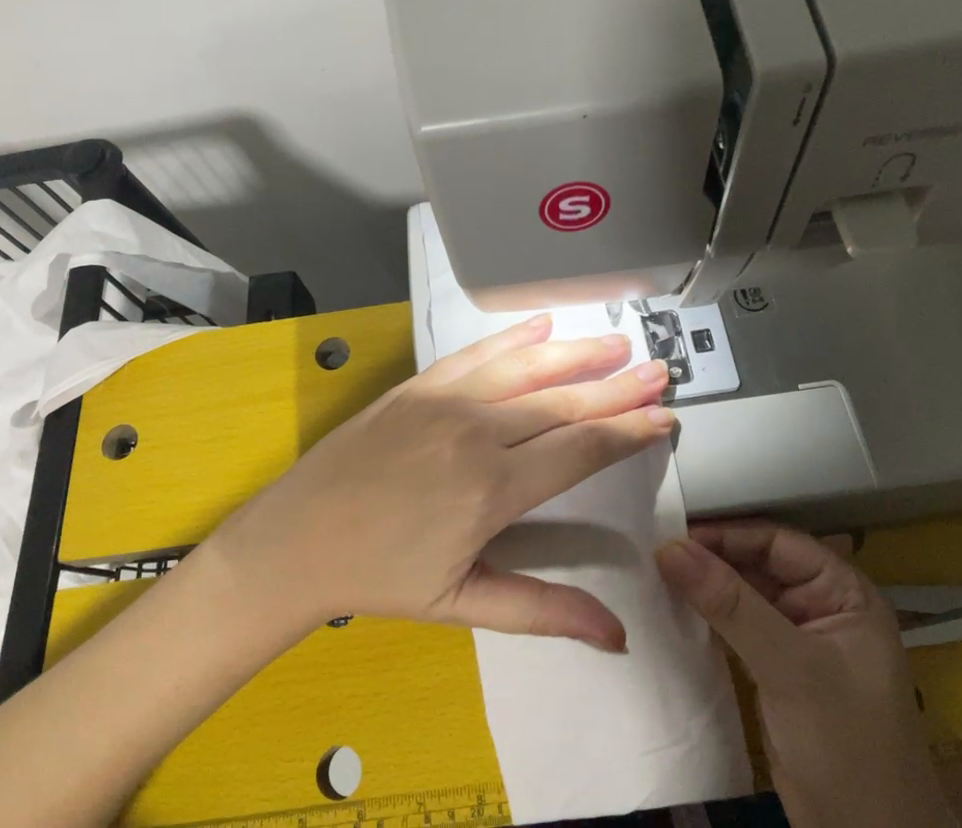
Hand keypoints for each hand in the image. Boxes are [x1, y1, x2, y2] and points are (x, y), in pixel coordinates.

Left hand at [206, 314, 674, 650]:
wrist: (295, 540)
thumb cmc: (379, 578)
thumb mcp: (462, 604)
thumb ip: (543, 610)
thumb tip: (617, 635)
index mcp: (493, 490)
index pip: (581, 450)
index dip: (628, 432)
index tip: (665, 417)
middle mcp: (475, 434)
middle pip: (563, 403)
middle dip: (618, 387)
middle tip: (660, 371)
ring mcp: (443, 403)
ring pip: (525, 369)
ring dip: (577, 353)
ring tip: (618, 342)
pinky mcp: (416, 387)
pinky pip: (474, 354)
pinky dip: (512, 338)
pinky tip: (542, 326)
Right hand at [656, 522, 954, 827]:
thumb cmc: (845, 741)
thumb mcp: (790, 666)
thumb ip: (731, 604)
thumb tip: (671, 548)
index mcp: (845, 594)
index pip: (778, 543)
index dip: (727, 535)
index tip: (670, 534)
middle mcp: (822, 609)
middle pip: (758, 566)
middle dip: (710, 559)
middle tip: (651, 553)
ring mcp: (797, 643)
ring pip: (743, 598)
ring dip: (703, 589)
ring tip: (651, 577)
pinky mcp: (774, 674)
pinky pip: (735, 631)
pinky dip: (705, 621)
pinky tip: (669, 614)